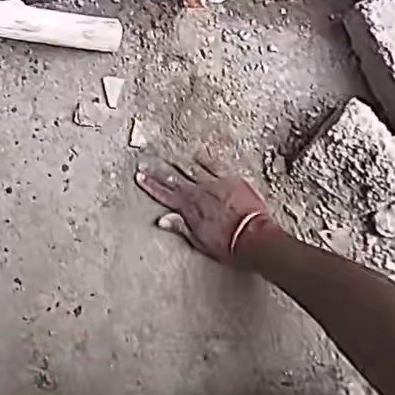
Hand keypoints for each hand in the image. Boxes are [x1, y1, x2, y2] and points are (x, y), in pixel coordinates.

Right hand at [135, 149, 279, 263]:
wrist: (254, 237)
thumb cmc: (228, 244)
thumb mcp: (200, 241)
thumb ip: (181, 227)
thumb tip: (162, 220)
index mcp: (189, 209)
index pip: (164, 195)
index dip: (151, 186)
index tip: (140, 177)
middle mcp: (198, 193)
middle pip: (173, 179)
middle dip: (157, 171)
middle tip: (145, 162)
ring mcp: (214, 184)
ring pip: (191, 169)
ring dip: (177, 161)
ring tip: (167, 154)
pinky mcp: (230, 179)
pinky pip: (215, 164)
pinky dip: (205, 157)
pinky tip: (198, 150)